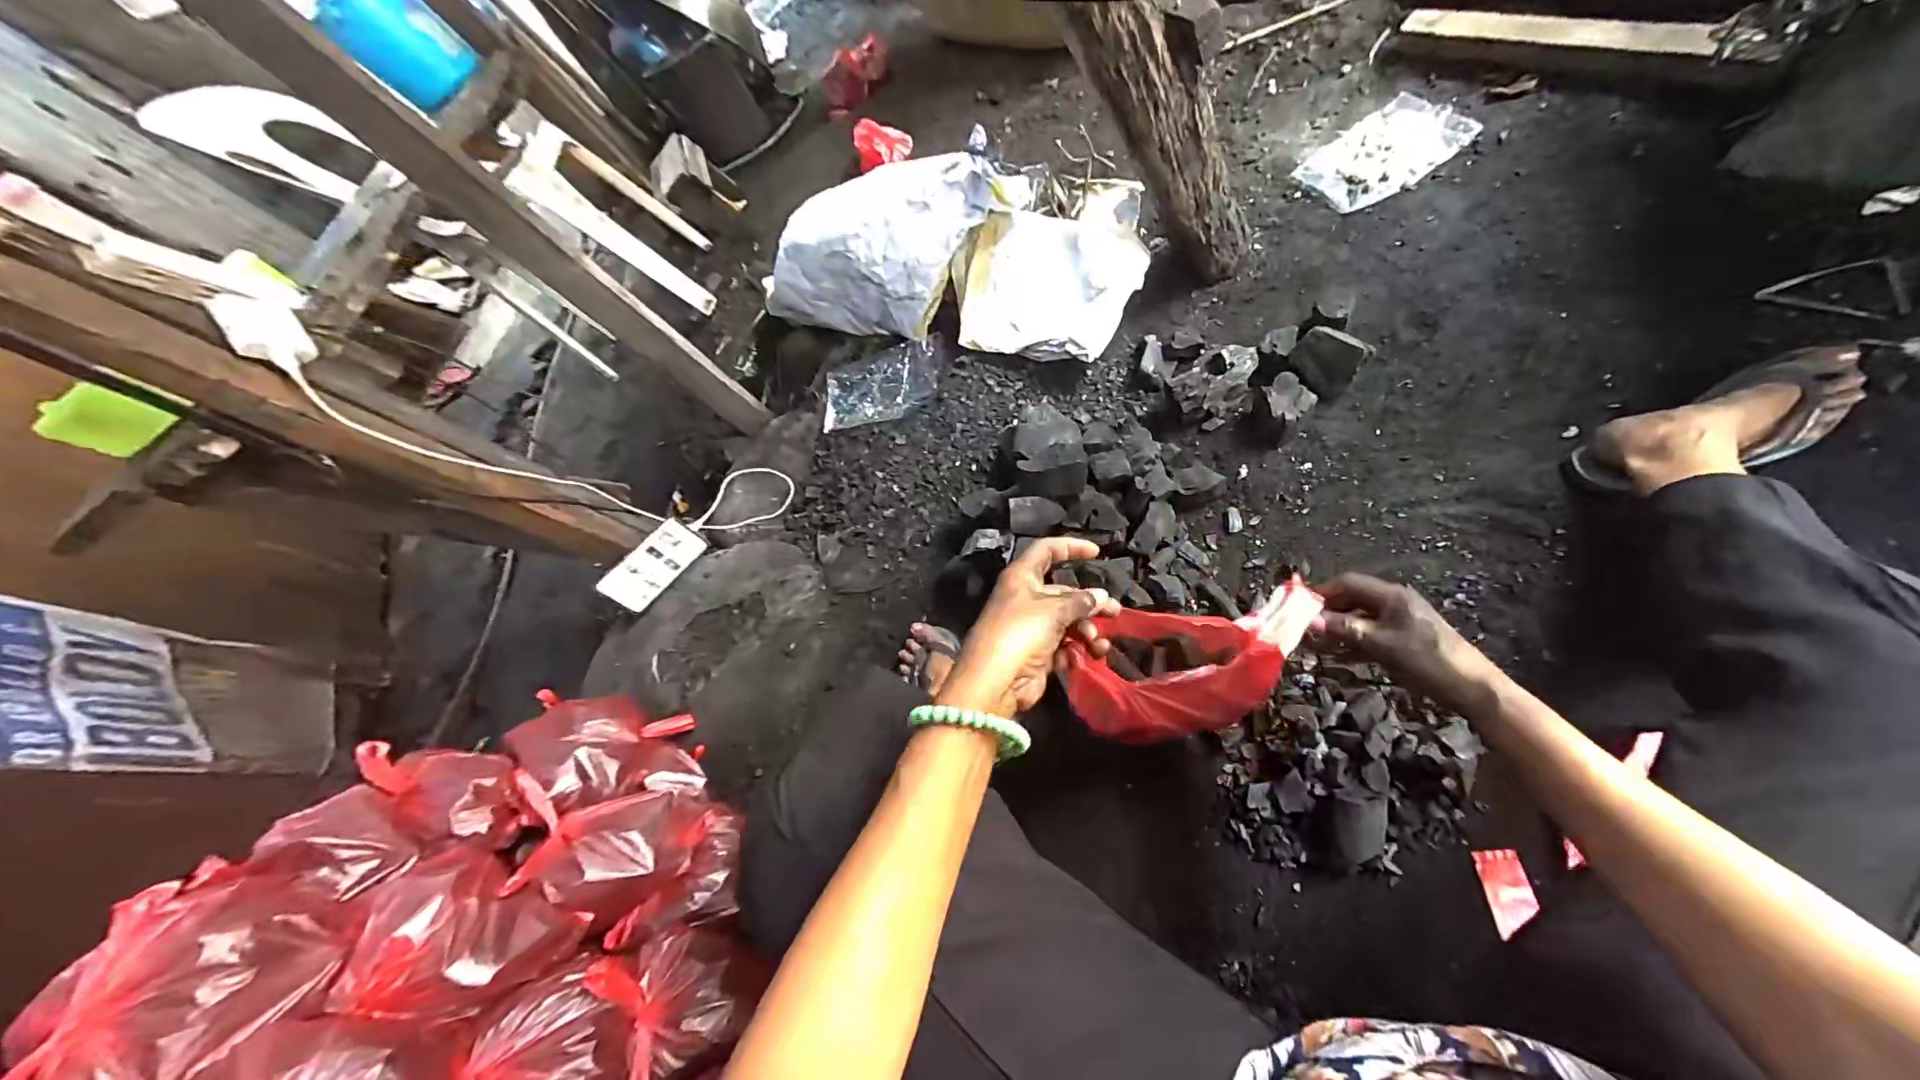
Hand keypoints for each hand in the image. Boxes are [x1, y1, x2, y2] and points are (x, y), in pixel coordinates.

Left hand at [935, 538, 1118, 717]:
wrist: (996, 680)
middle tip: (1115, 613)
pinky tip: (1085, 657)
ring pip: (1068, 622)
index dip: (1071, 547)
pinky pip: (1063, 645)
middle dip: (1091, 604)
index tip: (1096, 552)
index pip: (1046, 550)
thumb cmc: (1021, 632)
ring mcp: (1031, 627)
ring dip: (1087, 632)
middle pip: (1065, 593)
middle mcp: (1026, 598)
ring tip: (1099, 645)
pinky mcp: (1037, 652)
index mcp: (1022, 577)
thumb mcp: (1054, 610)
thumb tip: (1101, 596)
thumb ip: (1081, 601)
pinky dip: (1075, 651)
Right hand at [1312, 573, 1503, 712]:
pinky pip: (1368, 633)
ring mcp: (1398, 621)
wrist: (1472, 689)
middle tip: (1303, 627)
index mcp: (1391, 596)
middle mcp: (1393, 603)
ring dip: (1337, 628)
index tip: (1298, 606)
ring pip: (1358, 617)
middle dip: (1327, 611)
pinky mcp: (1401, 639)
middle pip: (1351, 599)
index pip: (1348, 583)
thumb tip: (1308, 620)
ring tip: (1315, 643)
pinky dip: (1351, 641)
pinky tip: (1337, 654)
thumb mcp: (1382, 644)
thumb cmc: (1427, 660)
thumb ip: (1344, 629)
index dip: (1322, 592)